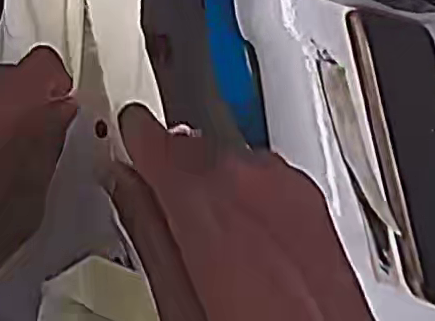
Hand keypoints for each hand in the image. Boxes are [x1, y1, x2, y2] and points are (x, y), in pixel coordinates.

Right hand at [106, 104, 374, 320]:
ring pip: (225, 155)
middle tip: (165, 211)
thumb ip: (146, 228)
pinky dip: (248, 190)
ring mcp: (281, 180)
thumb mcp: (178, 302)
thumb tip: (125, 185)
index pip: (149, 132)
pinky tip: (251, 240)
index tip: (127, 140)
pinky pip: (261, 172)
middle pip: (187, 144)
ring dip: (212, 180)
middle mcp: (243, 175)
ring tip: (214, 240)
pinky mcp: (309, 193)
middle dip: (172, 169)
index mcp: (200, 198)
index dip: (132, 136)